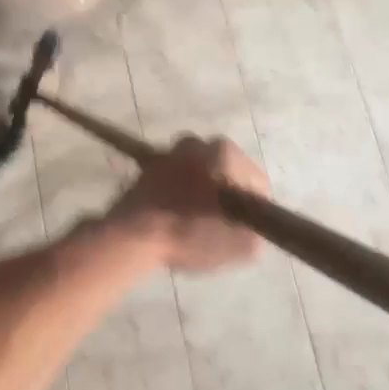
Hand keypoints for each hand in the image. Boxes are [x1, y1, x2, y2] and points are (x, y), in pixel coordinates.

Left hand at [103, 135, 268, 272]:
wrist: (133, 234)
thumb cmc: (191, 234)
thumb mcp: (240, 246)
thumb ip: (255, 233)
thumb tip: (250, 230)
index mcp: (224, 151)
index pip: (255, 181)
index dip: (255, 208)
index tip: (247, 228)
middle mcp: (196, 143)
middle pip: (225, 172)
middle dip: (227, 194)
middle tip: (225, 225)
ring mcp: (167, 152)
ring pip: (198, 173)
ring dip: (202, 191)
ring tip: (200, 222)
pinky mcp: (146, 168)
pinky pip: (174, 179)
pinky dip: (179, 192)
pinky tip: (177, 216)